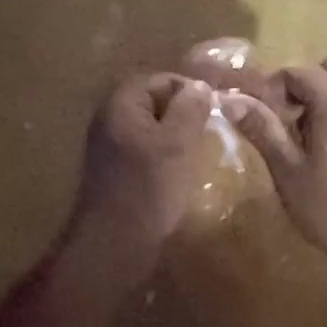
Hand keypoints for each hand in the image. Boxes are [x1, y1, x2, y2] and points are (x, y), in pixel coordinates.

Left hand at [73, 73, 215, 266]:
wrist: (113, 246)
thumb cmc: (147, 189)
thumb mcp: (177, 144)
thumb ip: (190, 109)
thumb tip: (200, 86)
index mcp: (120, 104)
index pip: (160, 80)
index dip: (189, 91)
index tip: (216, 111)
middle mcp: (110, 119)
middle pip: (155, 103)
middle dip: (184, 114)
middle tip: (211, 132)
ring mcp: (110, 147)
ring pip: (153, 129)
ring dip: (177, 138)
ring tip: (201, 153)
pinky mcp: (116, 172)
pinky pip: (146, 151)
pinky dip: (166, 157)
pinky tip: (182, 174)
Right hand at [220, 51, 326, 284]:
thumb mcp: (288, 172)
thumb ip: (262, 130)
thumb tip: (231, 100)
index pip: (299, 70)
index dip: (272, 85)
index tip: (258, 113)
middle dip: (306, 79)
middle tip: (287, 114)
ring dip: (324, 96)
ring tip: (302, 137)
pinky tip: (325, 154)